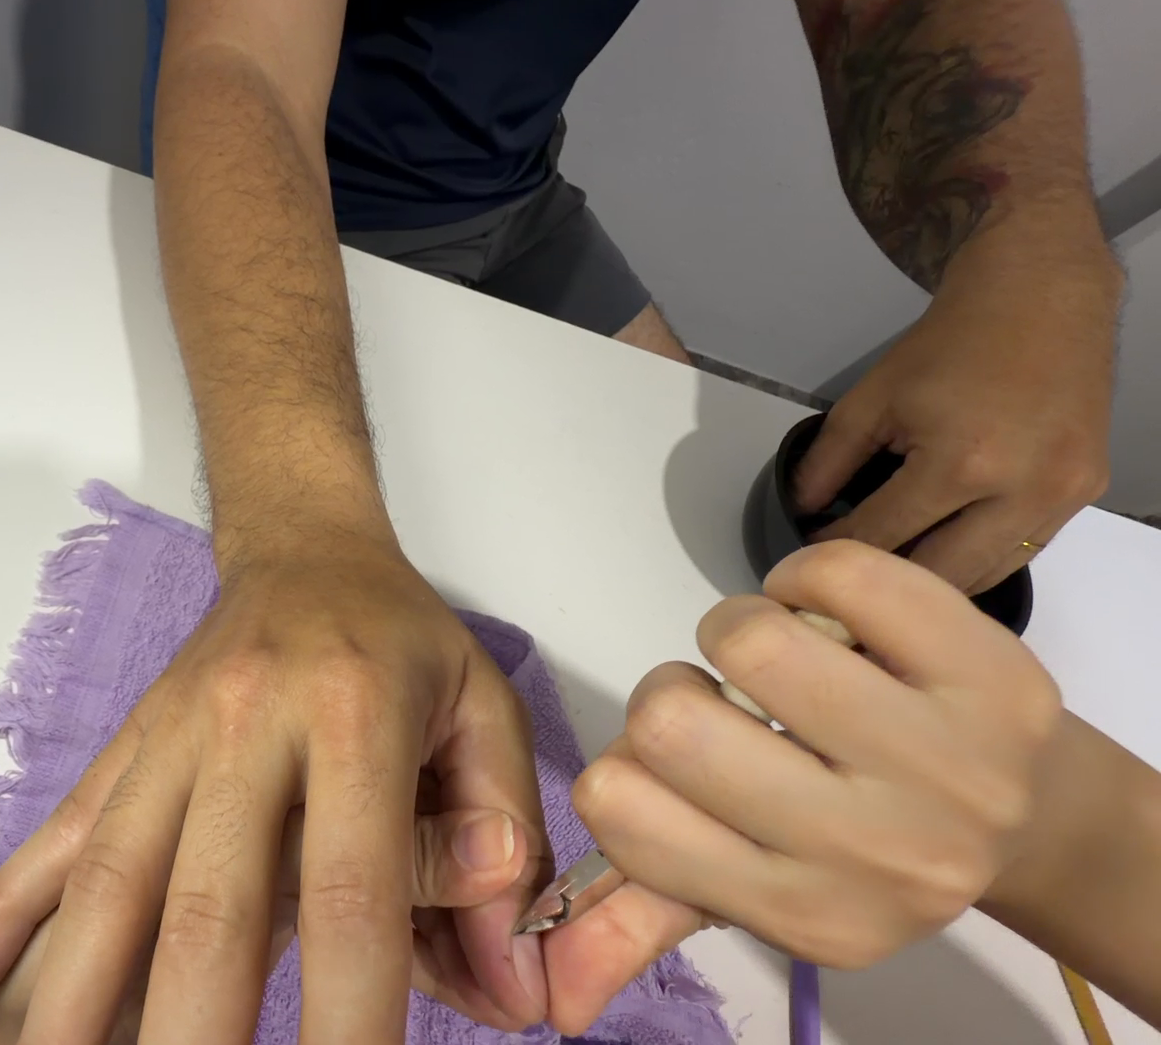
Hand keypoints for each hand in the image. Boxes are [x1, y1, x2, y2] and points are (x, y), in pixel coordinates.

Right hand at [0, 537, 552, 1043]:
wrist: (304, 550)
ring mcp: (174, 727)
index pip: (351, 892)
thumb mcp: (482, 708)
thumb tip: (513, 986)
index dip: (348, 1021)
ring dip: (80, 988)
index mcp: (354, 713)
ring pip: (114, 870)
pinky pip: (67, 823)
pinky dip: (13, 902)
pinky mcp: (132, 734)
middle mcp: (247, 721)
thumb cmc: (396, 631)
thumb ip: (502, 838)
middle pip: (209, 900)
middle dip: (192, 1034)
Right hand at [543, 541, 1061, 1033]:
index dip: (628, 761)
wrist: (1029, 813)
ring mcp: (946, 767)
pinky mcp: (996, 679)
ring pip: (746, 640)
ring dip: (739, 628)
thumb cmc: (849, 834)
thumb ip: (638, 923)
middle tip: (732, 708)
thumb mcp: (741, 887)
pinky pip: (838, 577)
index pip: (613, 803)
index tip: (683, 769)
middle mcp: (874, 856)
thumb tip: (544, 996)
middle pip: (665, 717)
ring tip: (785, 659)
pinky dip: (809, 577)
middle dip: (677, 689)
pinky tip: (840, 622)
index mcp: (795, 909)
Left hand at [794, 258, 1115, 592]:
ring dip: (930, 582)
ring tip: (879, 578)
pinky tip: (929, 557)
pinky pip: (1021, 551)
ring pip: (987, 573)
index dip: (832, 551)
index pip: (882, 536)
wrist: (1040, 306)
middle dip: (884, 583)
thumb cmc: (944, 350)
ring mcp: (1065, 497)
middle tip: (838, 580)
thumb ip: (825, 465)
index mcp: (964, 466)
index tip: (801, 560)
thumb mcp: (864, 405)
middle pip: (942, 572)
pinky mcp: (1085, 494)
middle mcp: (1025, 491)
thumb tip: (799, 513)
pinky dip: (972, 562)